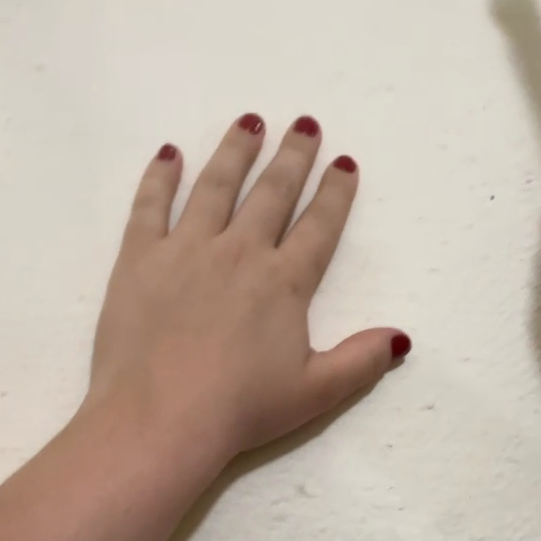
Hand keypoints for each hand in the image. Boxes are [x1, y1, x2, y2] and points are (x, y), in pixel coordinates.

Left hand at [84, 114, 407, 465]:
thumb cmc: (240, 410)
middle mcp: (239, 252)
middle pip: (272, 193)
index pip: (318, 227)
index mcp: (283, 283)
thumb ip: (360, 361)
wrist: (160, 418)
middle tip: (305, 124)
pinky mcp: (138, 259)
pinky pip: (150, 205)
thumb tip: (401, 338)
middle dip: (293, 157)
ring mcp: (185, 250)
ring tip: (249, 122)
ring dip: (235, 151)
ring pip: (215, 186)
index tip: (345, 163)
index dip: (335, 194)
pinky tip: (169, 153)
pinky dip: (160, 176)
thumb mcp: (314, 393)